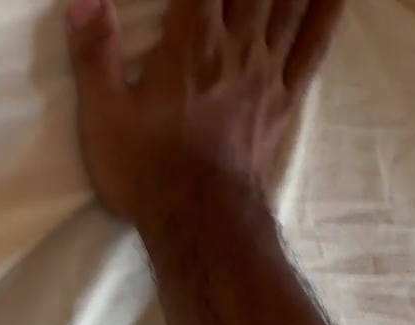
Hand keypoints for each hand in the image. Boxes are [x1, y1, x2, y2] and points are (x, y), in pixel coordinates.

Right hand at [65, 0, 345, 230]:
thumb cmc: (142, 167)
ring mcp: (266, 66)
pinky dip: (330, 5)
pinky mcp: (283, 94)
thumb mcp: (102, 117)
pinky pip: (317, 38)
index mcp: (190, 44)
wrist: (195, 213)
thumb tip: (84, 0)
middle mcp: (236, 42)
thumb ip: (96, 55)